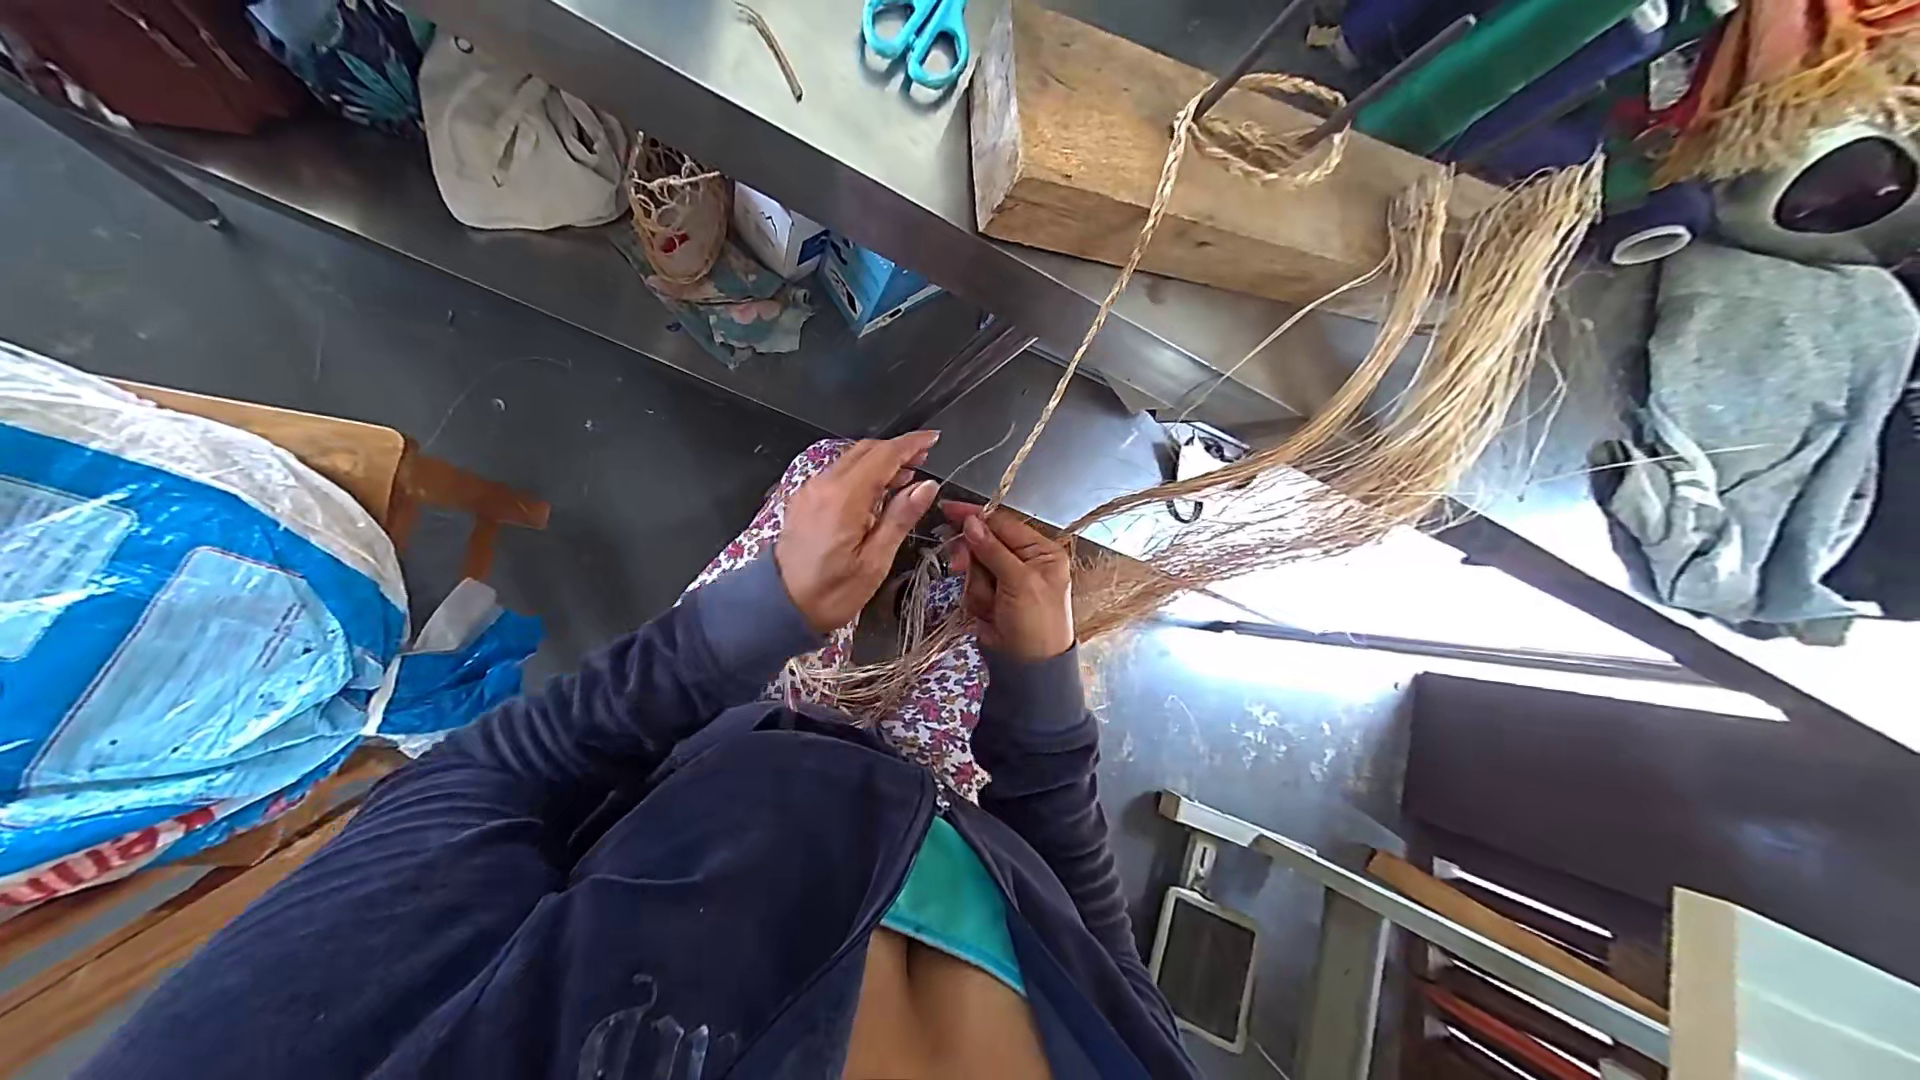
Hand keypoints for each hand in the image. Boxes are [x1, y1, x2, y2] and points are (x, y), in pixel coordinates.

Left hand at [776, 432, 940, 632]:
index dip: (911, 444)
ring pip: (851, 459)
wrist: (780, 608)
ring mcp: (810, 491)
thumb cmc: (832, 592)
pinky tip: (877, 490)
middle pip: (866, 449)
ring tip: (906, 475)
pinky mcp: (804, 501)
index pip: (884, 455)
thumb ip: (901, 517)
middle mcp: (824, 485)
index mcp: (844, 498)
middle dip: (897, 449)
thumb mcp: (875, 561)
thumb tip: (926, 486)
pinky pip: (837, 473)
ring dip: (880, 460)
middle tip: (924, 456)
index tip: (933, 438)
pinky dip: (861, 472)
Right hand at [940, 501, 1074, 661]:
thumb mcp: (1019, 582)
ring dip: (977, 586)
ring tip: (991, 605)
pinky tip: (988, 614)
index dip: (976, 516)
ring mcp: (1005, 580)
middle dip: (974, 558)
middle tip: (960, 565)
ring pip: (973, 566)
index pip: (1004, 523)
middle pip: (984, 542)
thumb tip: (972, 521)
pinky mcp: (990, 597)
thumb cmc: (1036, 624)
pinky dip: (976, 600)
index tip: (950, 509)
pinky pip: (971, 586)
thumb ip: (993, 550)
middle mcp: (1023, 561)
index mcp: (1041, 551)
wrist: (1028, 669)